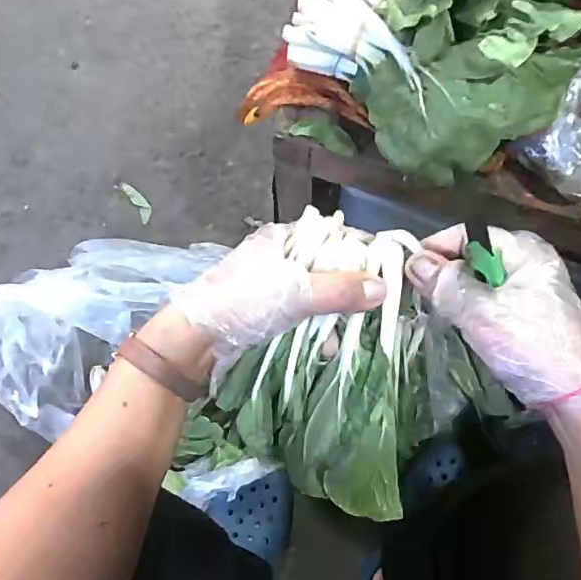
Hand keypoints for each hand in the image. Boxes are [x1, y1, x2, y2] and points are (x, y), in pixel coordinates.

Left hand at [168, 221, 386, 350]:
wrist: (196, 338)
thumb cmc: (244, 303)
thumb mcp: (298, 292)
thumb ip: (341, 290)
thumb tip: (383, 288)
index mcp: (284, 237)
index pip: (333, 235)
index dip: (360, 251)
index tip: (385, 273)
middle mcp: (278, 255)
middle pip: (326, 265)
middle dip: (349, 287)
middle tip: (371, 306)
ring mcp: (269, 284)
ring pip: (314, 292)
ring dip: (333, 311)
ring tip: (351, 331)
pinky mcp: (263, 310)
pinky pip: (299, 312)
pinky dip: (315, 325)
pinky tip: (328, 344)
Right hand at [406, 226, 580, 407]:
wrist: (574, 395)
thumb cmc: (530, 346)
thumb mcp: (482, 313)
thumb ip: (447, 285)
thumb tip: (413, 261)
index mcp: (525, 250)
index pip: (469, 233)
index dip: (436, 246)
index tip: (407, 268)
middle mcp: (527, 262)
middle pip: (472, 256)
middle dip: (441, 271)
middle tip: (413, 291)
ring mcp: (527, 290)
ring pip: (477, 281)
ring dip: (452, 293)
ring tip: (427, 307)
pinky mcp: (524, 315)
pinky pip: (486, 301)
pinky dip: (466, 308)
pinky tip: (451, 322)